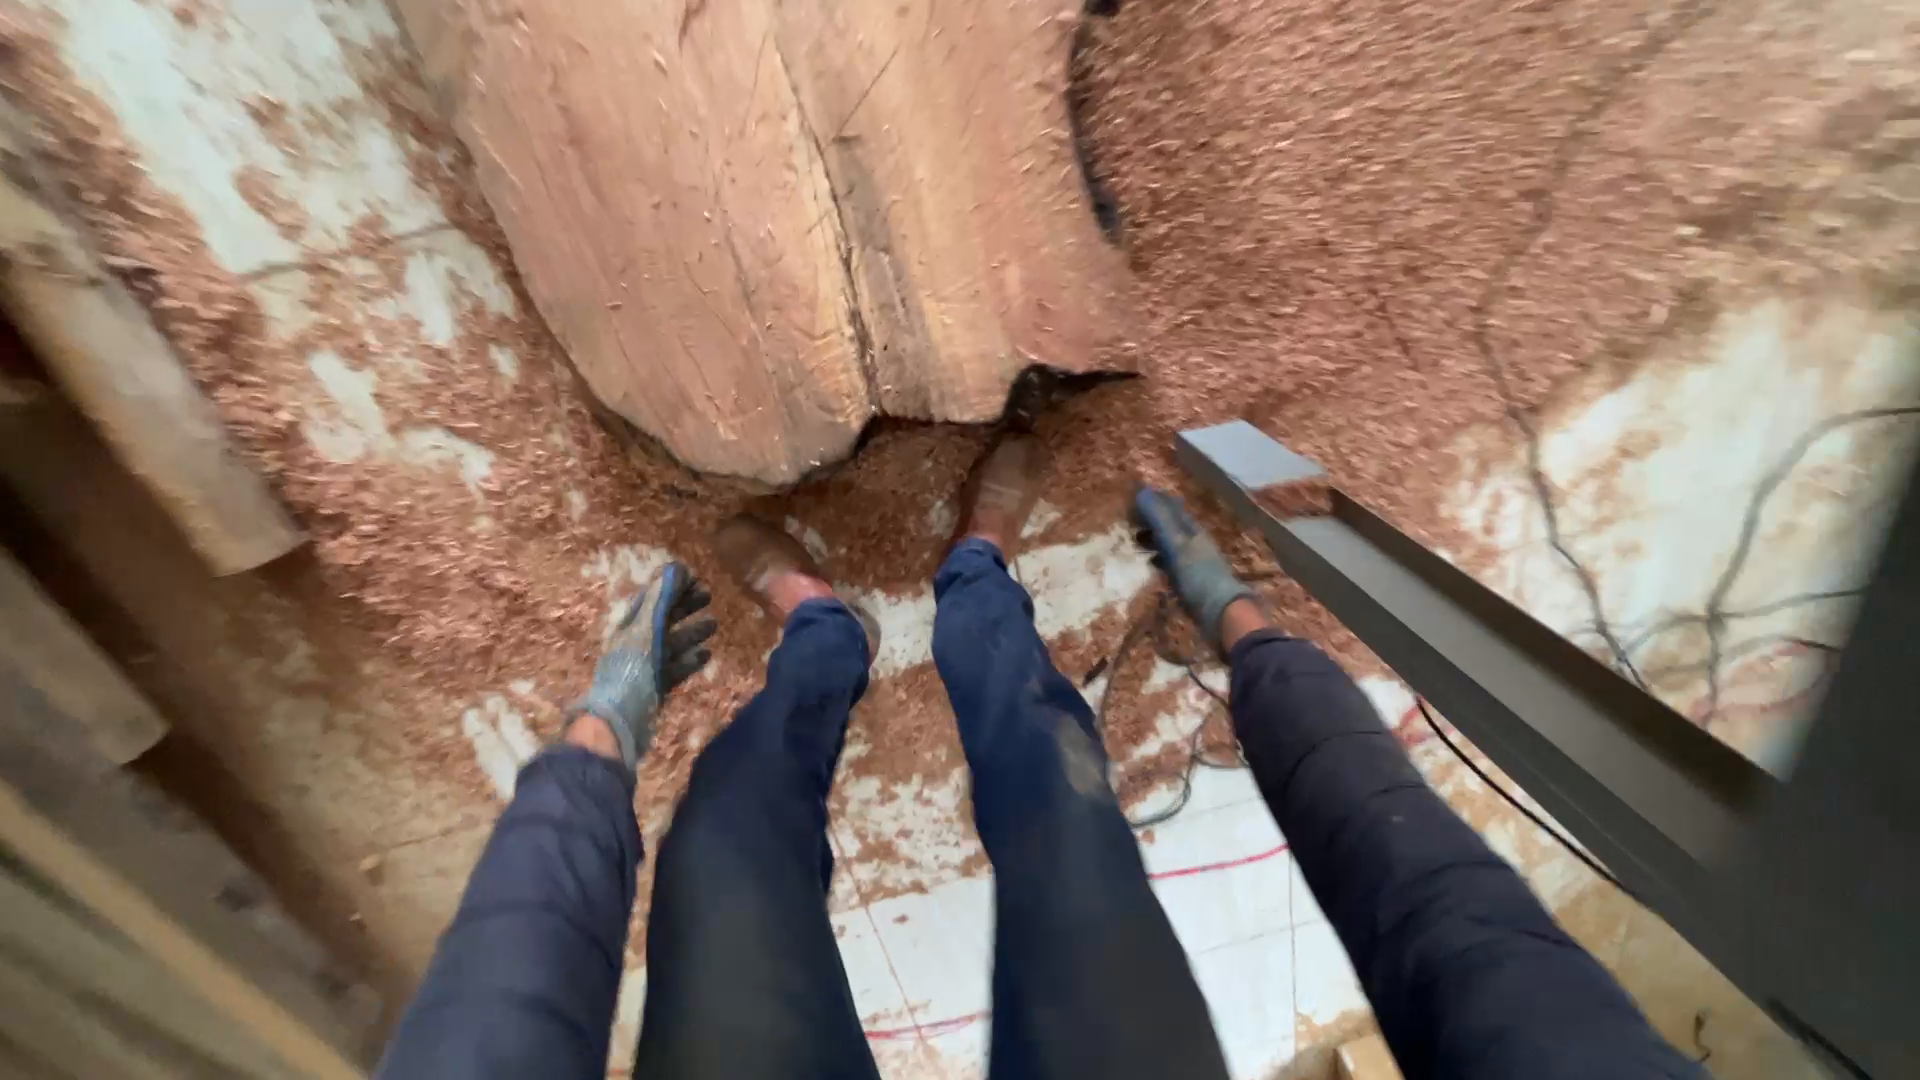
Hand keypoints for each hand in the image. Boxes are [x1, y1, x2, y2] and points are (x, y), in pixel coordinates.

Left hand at [566, 562, 716, 768]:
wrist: (621, 716)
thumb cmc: (632, 667)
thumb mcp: (645, 628)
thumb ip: (660, 599)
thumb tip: (674, 568)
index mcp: (631, 626)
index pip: (653, 599)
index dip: (673, 586)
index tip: (696, 578)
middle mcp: (639, 642)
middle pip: (665, 618)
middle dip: (686, 606)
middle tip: (709, 596)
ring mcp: (648, 665)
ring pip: (673, 642)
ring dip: (693, 631)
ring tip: (714, 624)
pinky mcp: (657, 685)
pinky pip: (677, 667)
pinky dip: (691, 659)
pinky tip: (706, 654)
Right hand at [1130, 487, 1254, 652]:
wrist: (1220, 612)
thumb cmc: (1199, 575)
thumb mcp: (1177, 544)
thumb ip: (1160, 519)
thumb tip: (1141, 491)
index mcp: (1192, 530)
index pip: (1171, 507)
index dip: (1153, 500)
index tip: (1132, 498)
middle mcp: (1192, 541)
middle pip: (1169, 523)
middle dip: (1150, 519)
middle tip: (1128, 519)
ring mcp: (1191, 560)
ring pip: (1168, 542)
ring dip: (1152, 538)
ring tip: (1133, 539)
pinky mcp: (1187, 579)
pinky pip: (1168, 561)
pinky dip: (1156, 557)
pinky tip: (1148, 563)